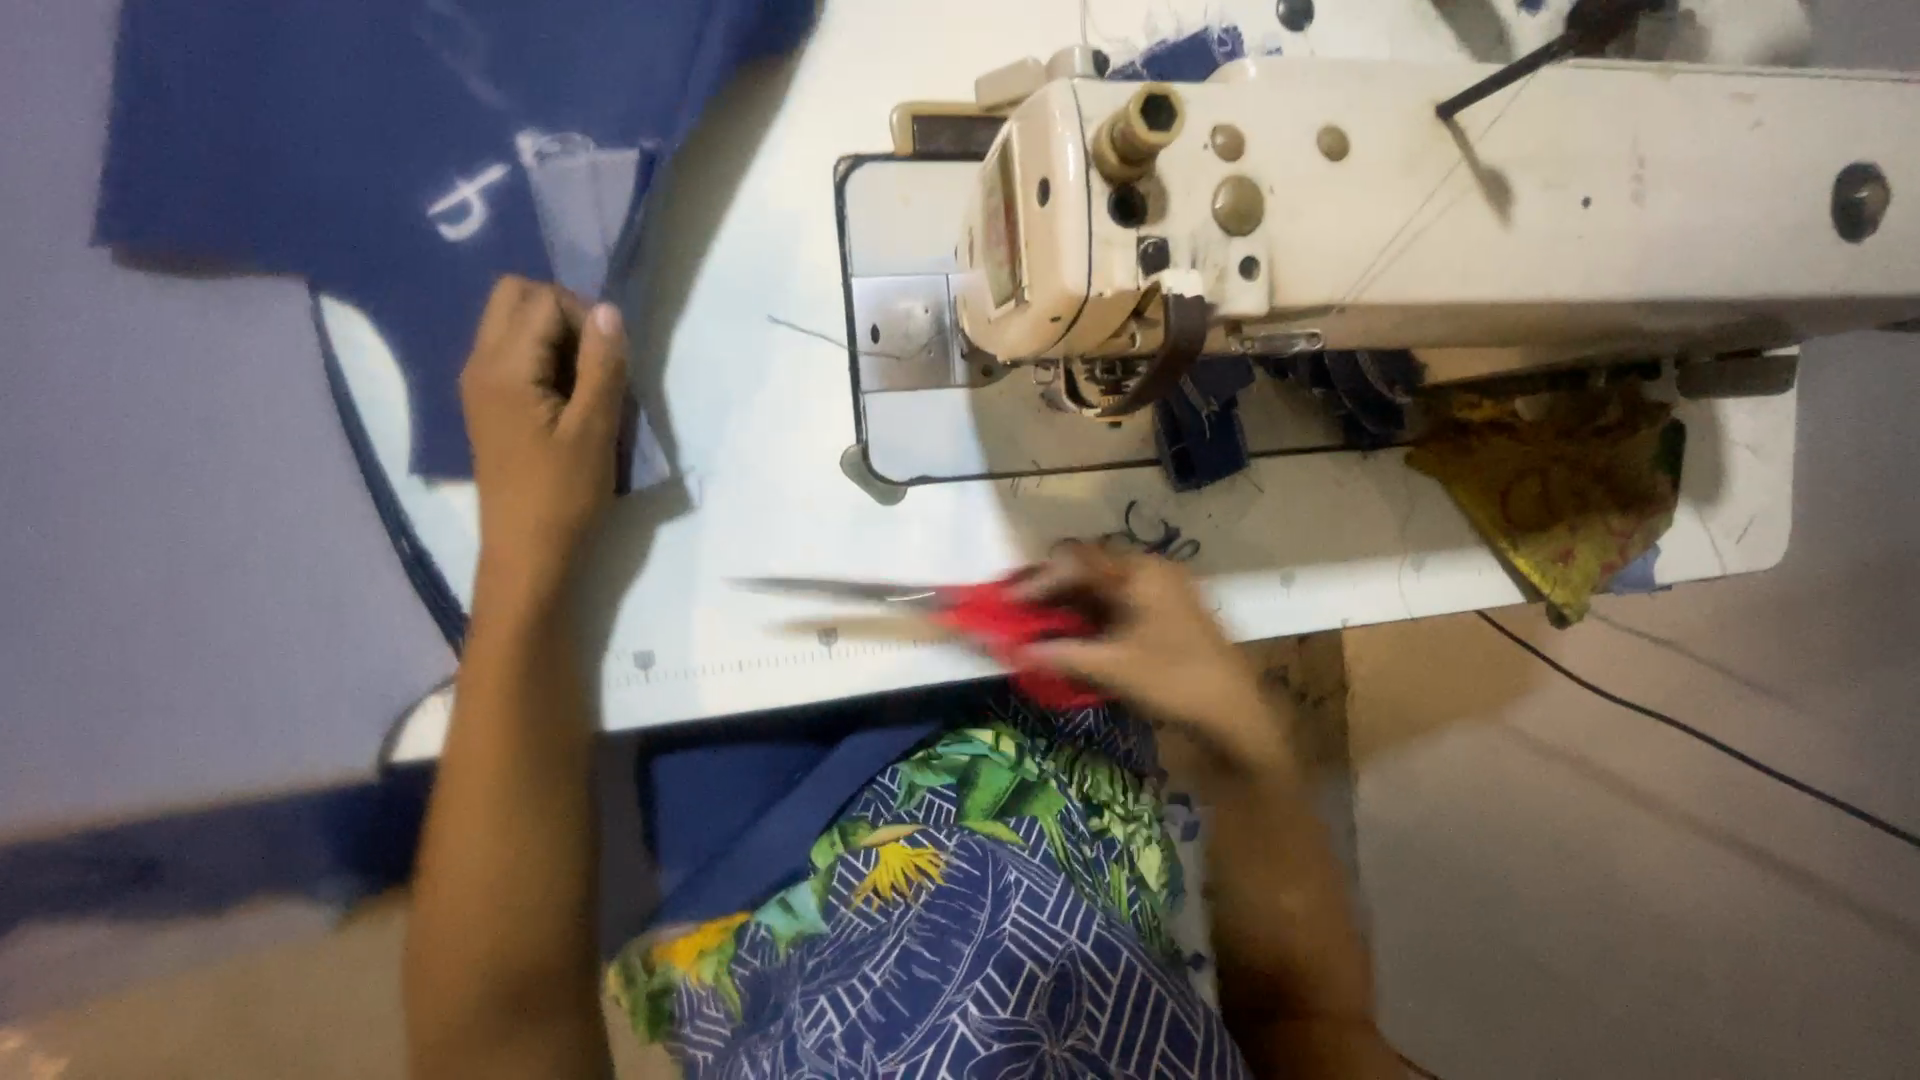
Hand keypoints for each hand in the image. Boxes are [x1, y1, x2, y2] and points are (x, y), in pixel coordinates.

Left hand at [460, 276, 627, 599]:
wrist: (528, 553)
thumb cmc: (565, 495)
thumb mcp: (595, 429)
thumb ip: (602, 365)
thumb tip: (609, 310)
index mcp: (503, 367)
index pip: (542, 300)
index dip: (585, 316)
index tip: (611, 360)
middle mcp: (479, 364)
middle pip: (515, 296)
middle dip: (563, 312)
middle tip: (597, 358)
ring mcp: (479, 384)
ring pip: (512, 322)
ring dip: (554, 335)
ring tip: (587, 382)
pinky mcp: (489, 404)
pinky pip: (513, 353)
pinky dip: (544, 358)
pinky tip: (569, 398)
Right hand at [1017, 543, 1283, 769]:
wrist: (1237, 714)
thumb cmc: (1176, 681)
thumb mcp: (1113, 668)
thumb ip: (1061, 655)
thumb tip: (1016, 651)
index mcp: (1139, 572)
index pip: (1076, 560)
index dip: (1037, 580)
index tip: (1008, 603)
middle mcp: (1150, 571)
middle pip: (1088, 568)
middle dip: (1050, 588)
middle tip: (1017, 609)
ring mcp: (1161, 591)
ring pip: (1102, 587)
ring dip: (1068, 603)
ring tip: (1035, 623)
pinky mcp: (1166, 613)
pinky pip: (1117, 603)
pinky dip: (1090, 616)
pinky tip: (1070, 634)